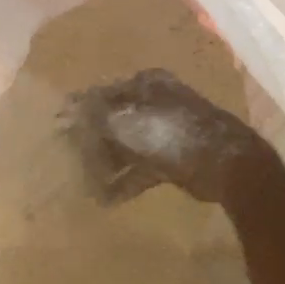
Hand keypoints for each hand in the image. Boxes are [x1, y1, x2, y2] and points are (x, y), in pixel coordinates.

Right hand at [60, 68, 264, 203]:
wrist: (225, 164)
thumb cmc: (170, 133)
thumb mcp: (125, 120)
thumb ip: (93, 113)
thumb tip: (66, 107)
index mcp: (145, 85)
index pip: (103, 93)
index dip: (80, 110)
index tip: (59, 128)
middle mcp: (155, 104)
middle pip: (114, 122)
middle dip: (92, 141)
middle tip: (70, 158)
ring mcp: (165, 133)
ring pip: (126, 147)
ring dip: (106, 164)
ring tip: (86, 182)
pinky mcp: (173, 160)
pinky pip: (141, 170)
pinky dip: (124, 182)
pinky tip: (105, 198)